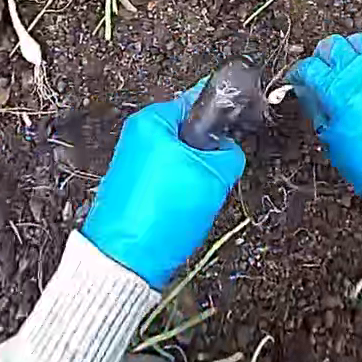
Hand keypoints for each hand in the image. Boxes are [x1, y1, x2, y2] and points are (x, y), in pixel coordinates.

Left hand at [80, 83, 246, 288]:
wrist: (124, 262)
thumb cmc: (158, 215)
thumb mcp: (213, 176)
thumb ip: (229, 154)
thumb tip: (230, 150)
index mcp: (152, 120)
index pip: (197, 99)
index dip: (222, 112)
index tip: (238, 120)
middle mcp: (138, 135)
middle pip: (190, 131)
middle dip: (207, 152)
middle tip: (215, 171)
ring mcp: (133, 160)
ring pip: (182, 157)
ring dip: (195, 174)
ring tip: (194, 195)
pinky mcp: (133, 185)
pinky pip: (168, 177)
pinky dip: (180, 189)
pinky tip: (180, 208)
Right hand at [289, 33, 361, 195]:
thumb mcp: (330, 136)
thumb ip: (316, 108)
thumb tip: (307, 92)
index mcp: (334, 90)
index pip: (309, 67)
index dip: (300, 72)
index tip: (300, 78)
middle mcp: (357, 74)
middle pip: (332, 45)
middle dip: (323, 55)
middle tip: (322, 67)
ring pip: (359, 41)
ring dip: (349, 49)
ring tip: (348, 61)